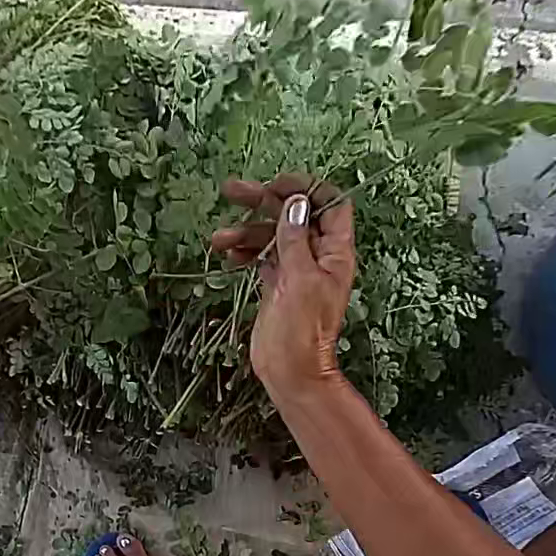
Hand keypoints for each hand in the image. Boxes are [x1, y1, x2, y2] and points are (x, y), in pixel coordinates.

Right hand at [212, 174, 355, 402]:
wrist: (291, 370)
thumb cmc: (303, 331)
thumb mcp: (301, 279)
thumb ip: (295, 239)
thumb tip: (294, 204)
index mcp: (335, 253)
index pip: (330, 205)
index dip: (305, 189)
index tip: (278, 185)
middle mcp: (317, 258)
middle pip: (293, 216)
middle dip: (264, 202)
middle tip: (232, 191)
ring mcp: (296, 271)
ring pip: (272, 236)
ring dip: (246, 232)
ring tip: (220, 239)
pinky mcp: (278, 285)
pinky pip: (262, 257)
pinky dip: (245, 252)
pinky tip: (229, 256)